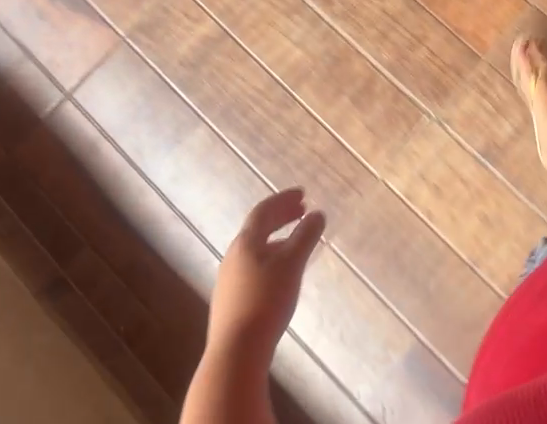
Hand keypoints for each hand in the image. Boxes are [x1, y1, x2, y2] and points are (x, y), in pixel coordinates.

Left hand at [208, 187, 325, 361]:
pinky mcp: (230, 300)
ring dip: (277, 238)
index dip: (284, 199)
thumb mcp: (292, 263)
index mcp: (246, 242)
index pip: (264, 211)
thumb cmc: (267, 300)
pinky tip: (282, 274)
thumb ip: (306, 235)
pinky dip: (270, 258)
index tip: (303, 194)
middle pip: (257, 228)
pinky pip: (253, 267)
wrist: (237, 350)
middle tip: (302, 210)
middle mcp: (233, 256)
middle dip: (281, 216)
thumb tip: (318, 213)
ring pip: (255, 249)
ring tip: (296, 241)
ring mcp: (229, 280)